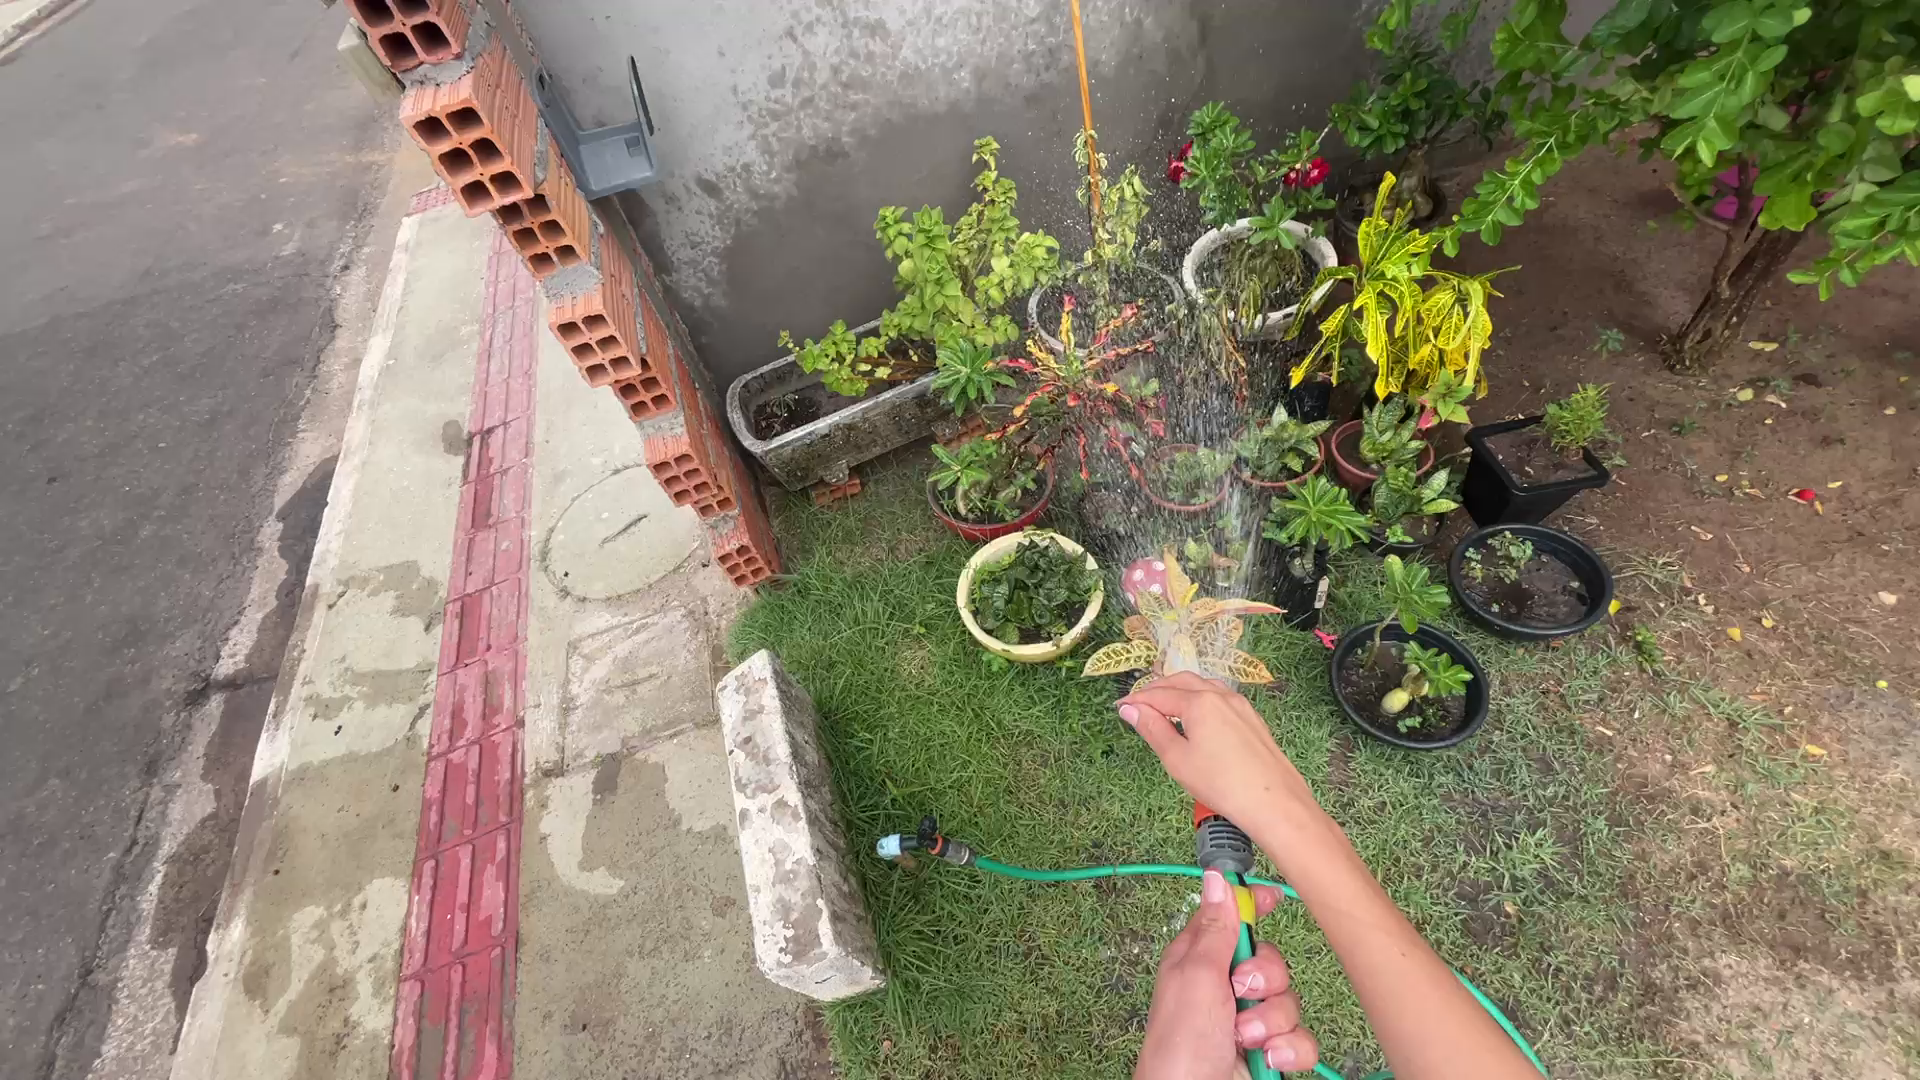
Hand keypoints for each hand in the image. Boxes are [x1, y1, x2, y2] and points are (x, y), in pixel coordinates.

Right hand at [1117, 673, 1316, 835]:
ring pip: (1202, 686)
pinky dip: (1199, 699)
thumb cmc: (1221, 784)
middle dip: (1156, 690)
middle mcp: (1220, 695)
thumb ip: (1152, 729)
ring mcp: (1240, 705)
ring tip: (1163, 708)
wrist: (1276, 805)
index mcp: (1199, 702)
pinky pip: (1219, 697)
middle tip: (1137, 705)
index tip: (1118, 708)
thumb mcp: (1177, 759)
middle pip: (1181, 681)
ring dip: (1179, 691)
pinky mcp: (1252, 719)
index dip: (1136, 700)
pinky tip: (1195, 718)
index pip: (1159, 694)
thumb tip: (1129, 709)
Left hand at [1137, 869, 1318, 1078]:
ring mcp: (1249, 1019)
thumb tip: (1216, 878)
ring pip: (1289, 1000)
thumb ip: (1214, 929)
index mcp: (1200, 956)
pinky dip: (1289, 1050)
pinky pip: (1302, 1039)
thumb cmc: (1182, 1041)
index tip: (1274, 897)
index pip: (1230, 917)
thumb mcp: (1196, 975)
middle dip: (1265, 977)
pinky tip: (1269, 1059)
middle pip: (1270, 959)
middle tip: (1242, 991)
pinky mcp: (1269, 1052)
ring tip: (1244, 1036)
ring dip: (1271, 1019)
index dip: (1252, 904)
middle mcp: (1225, 983)